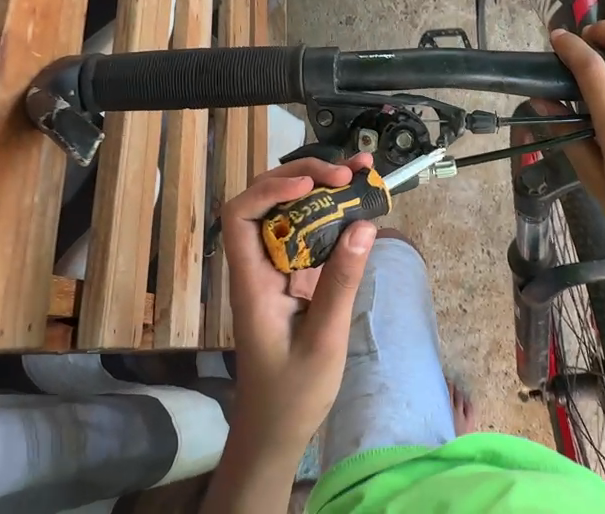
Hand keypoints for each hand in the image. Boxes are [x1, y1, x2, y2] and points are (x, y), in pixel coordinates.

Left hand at [222, 155, 377, 449]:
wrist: (275, 431)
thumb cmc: (292, 393)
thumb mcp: (323, 341)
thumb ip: (340, 283)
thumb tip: (364, 226)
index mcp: (251, 280)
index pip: (240, 215)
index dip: (271, 190)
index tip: (312, 188)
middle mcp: (258, 265)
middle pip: (265, 201)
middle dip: (304, 178)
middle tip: (347, 173)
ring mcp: (275, 269)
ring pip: (288, 212)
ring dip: (321, 188)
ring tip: (359, 172)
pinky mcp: (293, 277)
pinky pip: (307, 233)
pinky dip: (331, 213)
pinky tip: (358, 203)